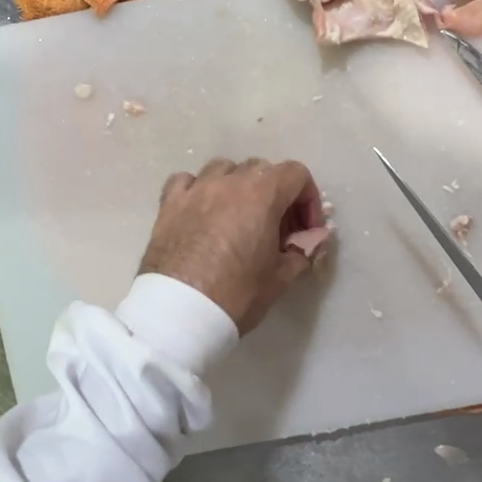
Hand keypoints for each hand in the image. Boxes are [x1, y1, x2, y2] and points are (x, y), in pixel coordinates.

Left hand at [139, 158, 324, 333]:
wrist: (179, 313)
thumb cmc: (236, 294)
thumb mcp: (280, 277)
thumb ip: (302, 251)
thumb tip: (312, 240)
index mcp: (261, 195)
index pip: (296, 174)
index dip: (309, 199)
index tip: (306, 230)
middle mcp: (228, 182)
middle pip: (261, 169)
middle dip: (277, 194)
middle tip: (278, 230)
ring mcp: (195, 189)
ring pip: (224, 169)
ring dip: (239, 186)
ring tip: (239, 217)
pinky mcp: (169, 204)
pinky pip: (187, 181)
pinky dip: (200, 189)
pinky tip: (202, 211)